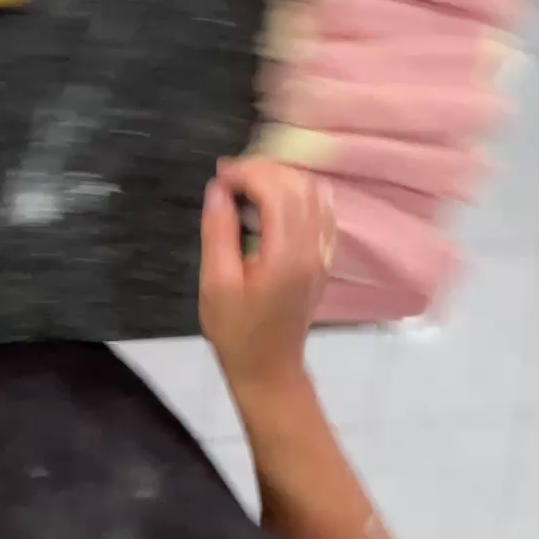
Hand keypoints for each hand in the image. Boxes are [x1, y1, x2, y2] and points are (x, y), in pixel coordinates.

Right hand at [199, 157, 332, 392]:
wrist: (269, 368)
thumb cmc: (236, 331)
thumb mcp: (215, 284)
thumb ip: (218, 232)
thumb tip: (218, 190)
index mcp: (288, 254)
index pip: (278, 191)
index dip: (248, 173)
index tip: (218, 176)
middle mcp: (314, 247)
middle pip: (300, 185)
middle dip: (263, 170)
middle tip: (228, 178)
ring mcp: (324, 252)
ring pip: (314, 193)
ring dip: (281, 179)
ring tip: (247, 185)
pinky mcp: (323, 257)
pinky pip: (321, 211)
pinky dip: (298, 194)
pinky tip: (274, 200)